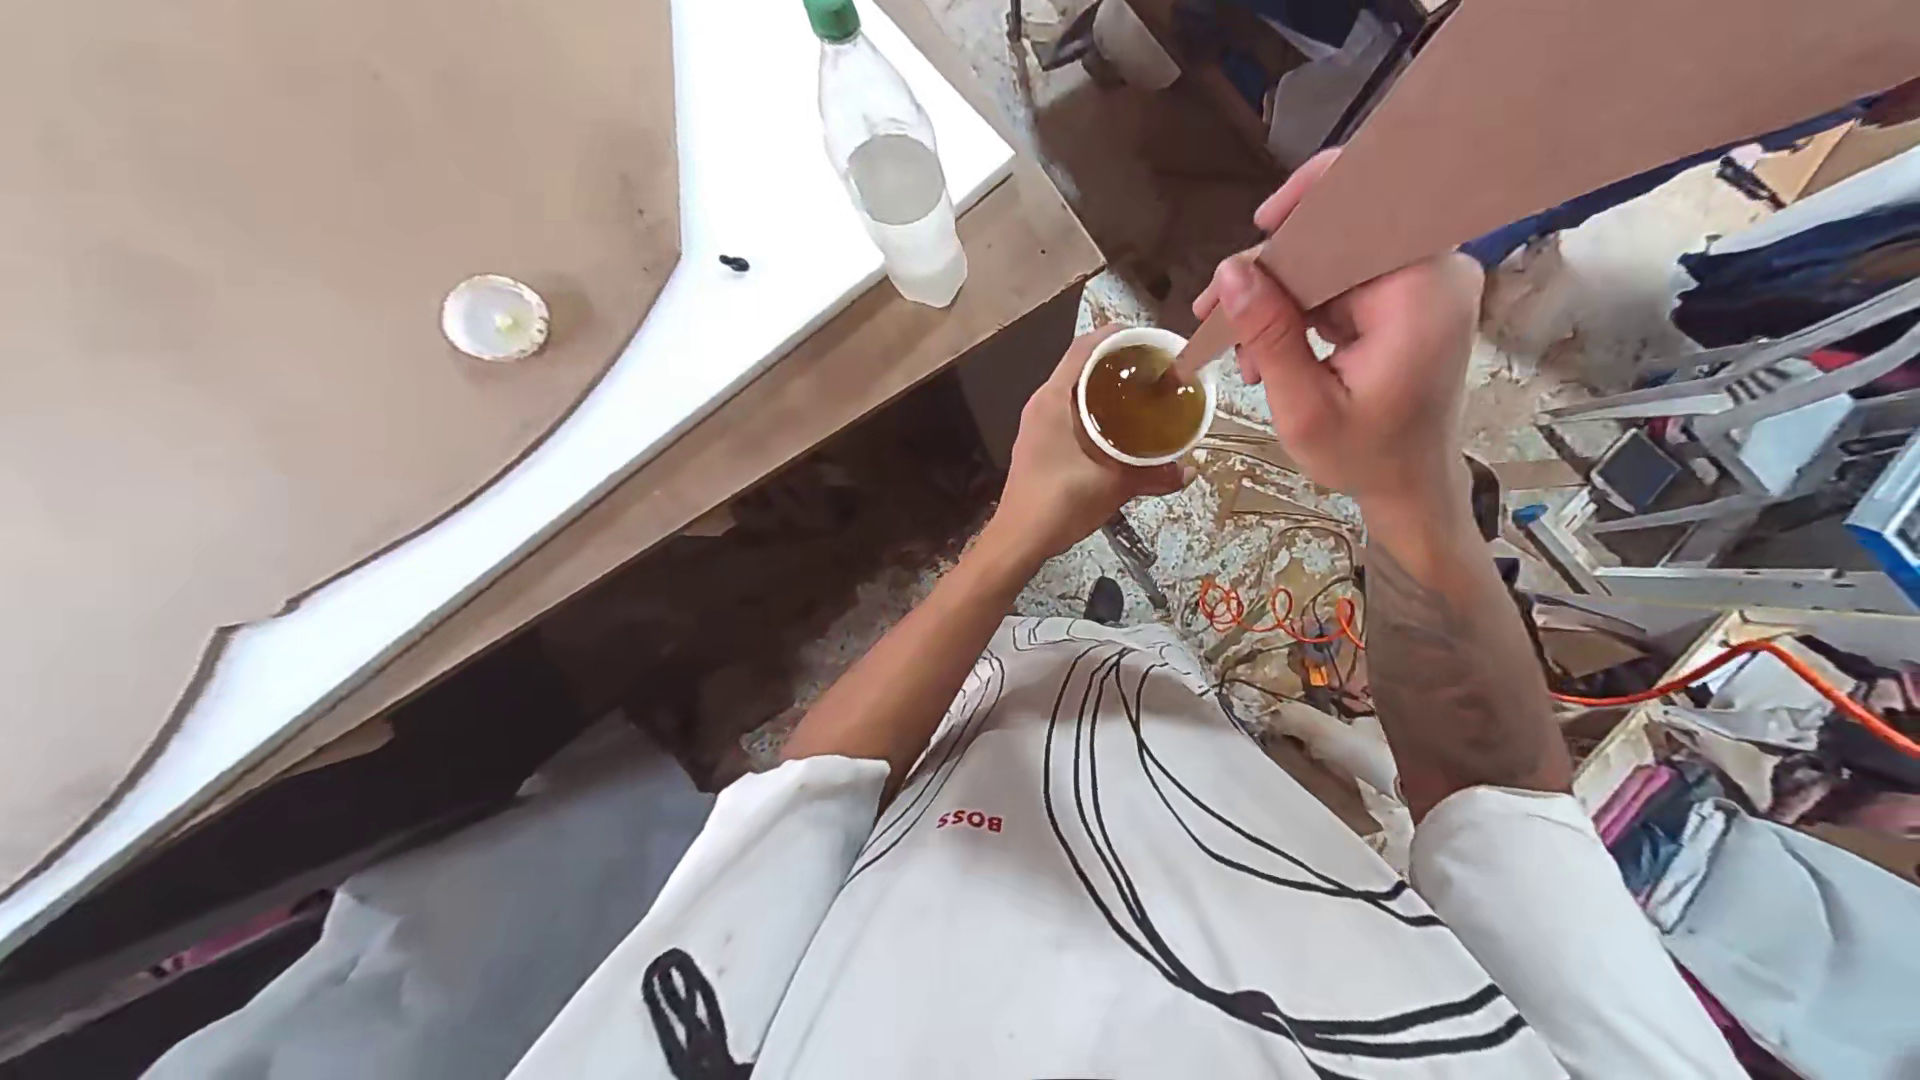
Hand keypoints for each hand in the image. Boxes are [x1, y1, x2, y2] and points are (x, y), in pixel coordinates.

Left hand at [985, 325, 1193, 564]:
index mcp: (1053, 400)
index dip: (1118, 336)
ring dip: (1105, 388)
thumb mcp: (1113, 485)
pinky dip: (1094, 411)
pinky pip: (1069, 412)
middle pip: (1080, 366)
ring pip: (1074, 391)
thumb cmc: (1060, 503)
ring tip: (1142, 394)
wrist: (1019, 539)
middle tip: (1154, 368)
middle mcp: (1041, 404)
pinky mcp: (1037, 443)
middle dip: (1117, 363)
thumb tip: (1188, 471)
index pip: (1084, 347)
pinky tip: (1118, 427)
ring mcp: (1036, 424)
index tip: (1150, 340)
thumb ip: (1152, 474)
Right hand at [1194, 150, 1484, 521]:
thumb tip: (1229, 272)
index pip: (1369, 209)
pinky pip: (1338, 284)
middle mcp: (1431, 275)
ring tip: (1243, 352)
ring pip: (1331, 261)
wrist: (1408, 484)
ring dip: (1277, 299)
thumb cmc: (1363, 456)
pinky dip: (1297, 312)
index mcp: (1419, 295)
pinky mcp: (1401, 301)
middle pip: (1342, 234)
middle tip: (1217, 313)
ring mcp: (1418, 287)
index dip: (1311, 201)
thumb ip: (1269, 336)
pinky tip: (1268, 351)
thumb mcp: (1303, 406)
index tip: (1257, 228)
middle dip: (1272, 269)